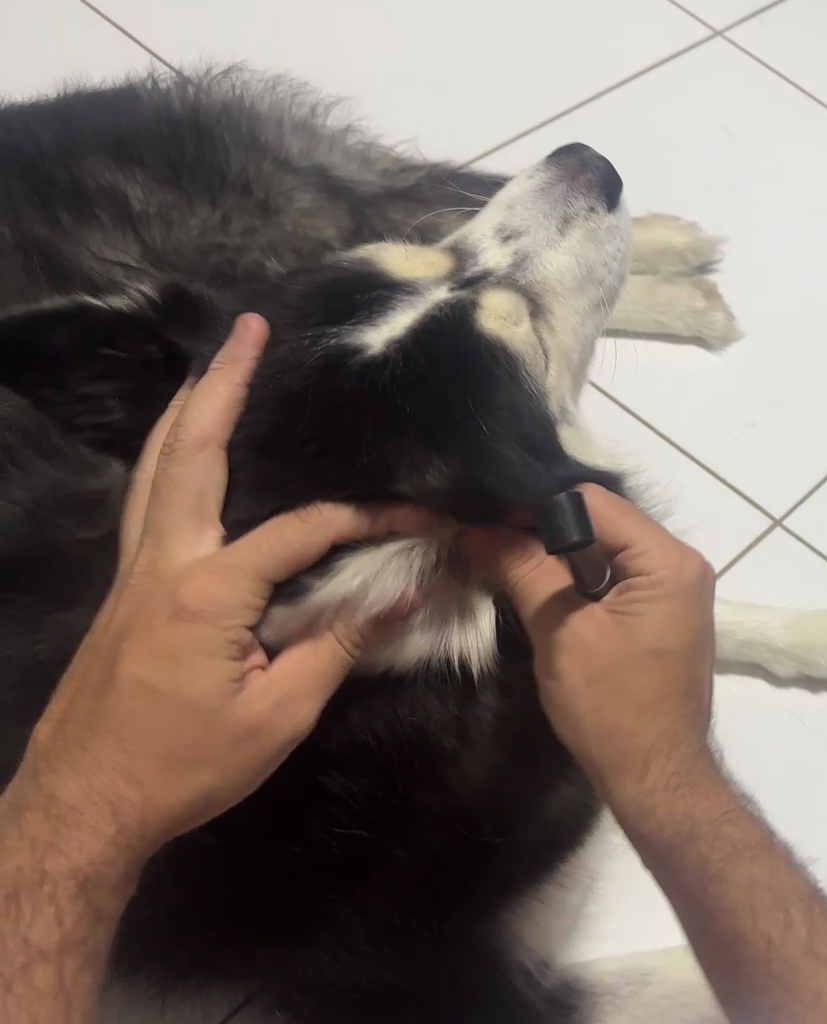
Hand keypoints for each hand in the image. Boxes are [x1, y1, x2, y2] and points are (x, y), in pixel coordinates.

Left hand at [2, 314, 440, 873]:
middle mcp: (161, 566)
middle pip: (188, 457)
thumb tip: (408, 591)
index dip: (372, 519)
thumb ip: (343, 641)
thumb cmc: (188, 764)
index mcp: (206, 592)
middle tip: (250, 334)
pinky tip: (197, 452)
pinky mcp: (130, 591)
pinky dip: (176, 459)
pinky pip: (152, 504)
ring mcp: (135, 575)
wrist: (80, 812)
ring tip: (221, 367)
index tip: (425, 520)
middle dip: (219, 389)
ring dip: (191, 414)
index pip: (304, 530)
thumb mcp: (283, 710)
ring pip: (156, 473)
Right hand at [458, 485, 718, 806]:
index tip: (484, 517)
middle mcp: (683, 562)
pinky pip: (619, 576)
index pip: (596, 503)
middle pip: (605, 523)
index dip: (536, 505)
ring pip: (608, 550)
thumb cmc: (612, 706)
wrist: (656, 769)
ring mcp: (678, 586)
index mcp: (668, 560)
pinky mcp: (665, 609)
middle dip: (544, 530)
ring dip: (558, 556)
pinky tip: (537, 585)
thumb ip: (525, 571)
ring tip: (499, 558)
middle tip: (484, 537)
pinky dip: (580, 579)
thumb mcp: (563, 632)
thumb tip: (479, 528)